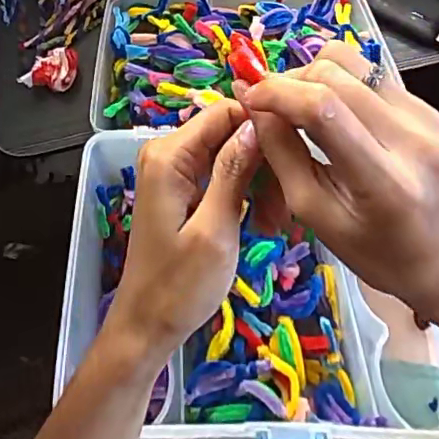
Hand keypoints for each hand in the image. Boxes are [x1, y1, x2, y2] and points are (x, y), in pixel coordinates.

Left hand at [106, 100, 262, 360]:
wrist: (146, 327)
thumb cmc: (179, 287)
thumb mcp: (214, 230)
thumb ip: (234, 172)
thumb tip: (257, 124)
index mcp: (169, 155)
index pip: (223, 111)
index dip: (260, 125)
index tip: (293, 154)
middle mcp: (167, 151)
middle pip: (226, 131)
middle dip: (260, 159)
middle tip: (282, 205)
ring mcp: (172, 169)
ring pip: (227, 152)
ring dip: (255, 179)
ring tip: (273, 219)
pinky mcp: (180, 187)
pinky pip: (218, 172)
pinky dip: (242, 190)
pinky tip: (259, 218)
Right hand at [240, 42, 438, 320]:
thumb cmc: (374, 248)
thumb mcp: (313, 212)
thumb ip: (280, 151)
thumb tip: (251, 101)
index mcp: (386, 182)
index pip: (325, 110)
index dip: (279, 92)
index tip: (249, 94)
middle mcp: (414, 141)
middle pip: (335, 74)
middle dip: (290, 80)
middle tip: (271, 103)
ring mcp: (425, 118)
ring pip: (351, 61)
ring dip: (313, 74)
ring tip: (301, 104)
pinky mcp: (427, 106)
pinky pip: (367, 73)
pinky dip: (338, 83)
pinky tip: (335, 113)